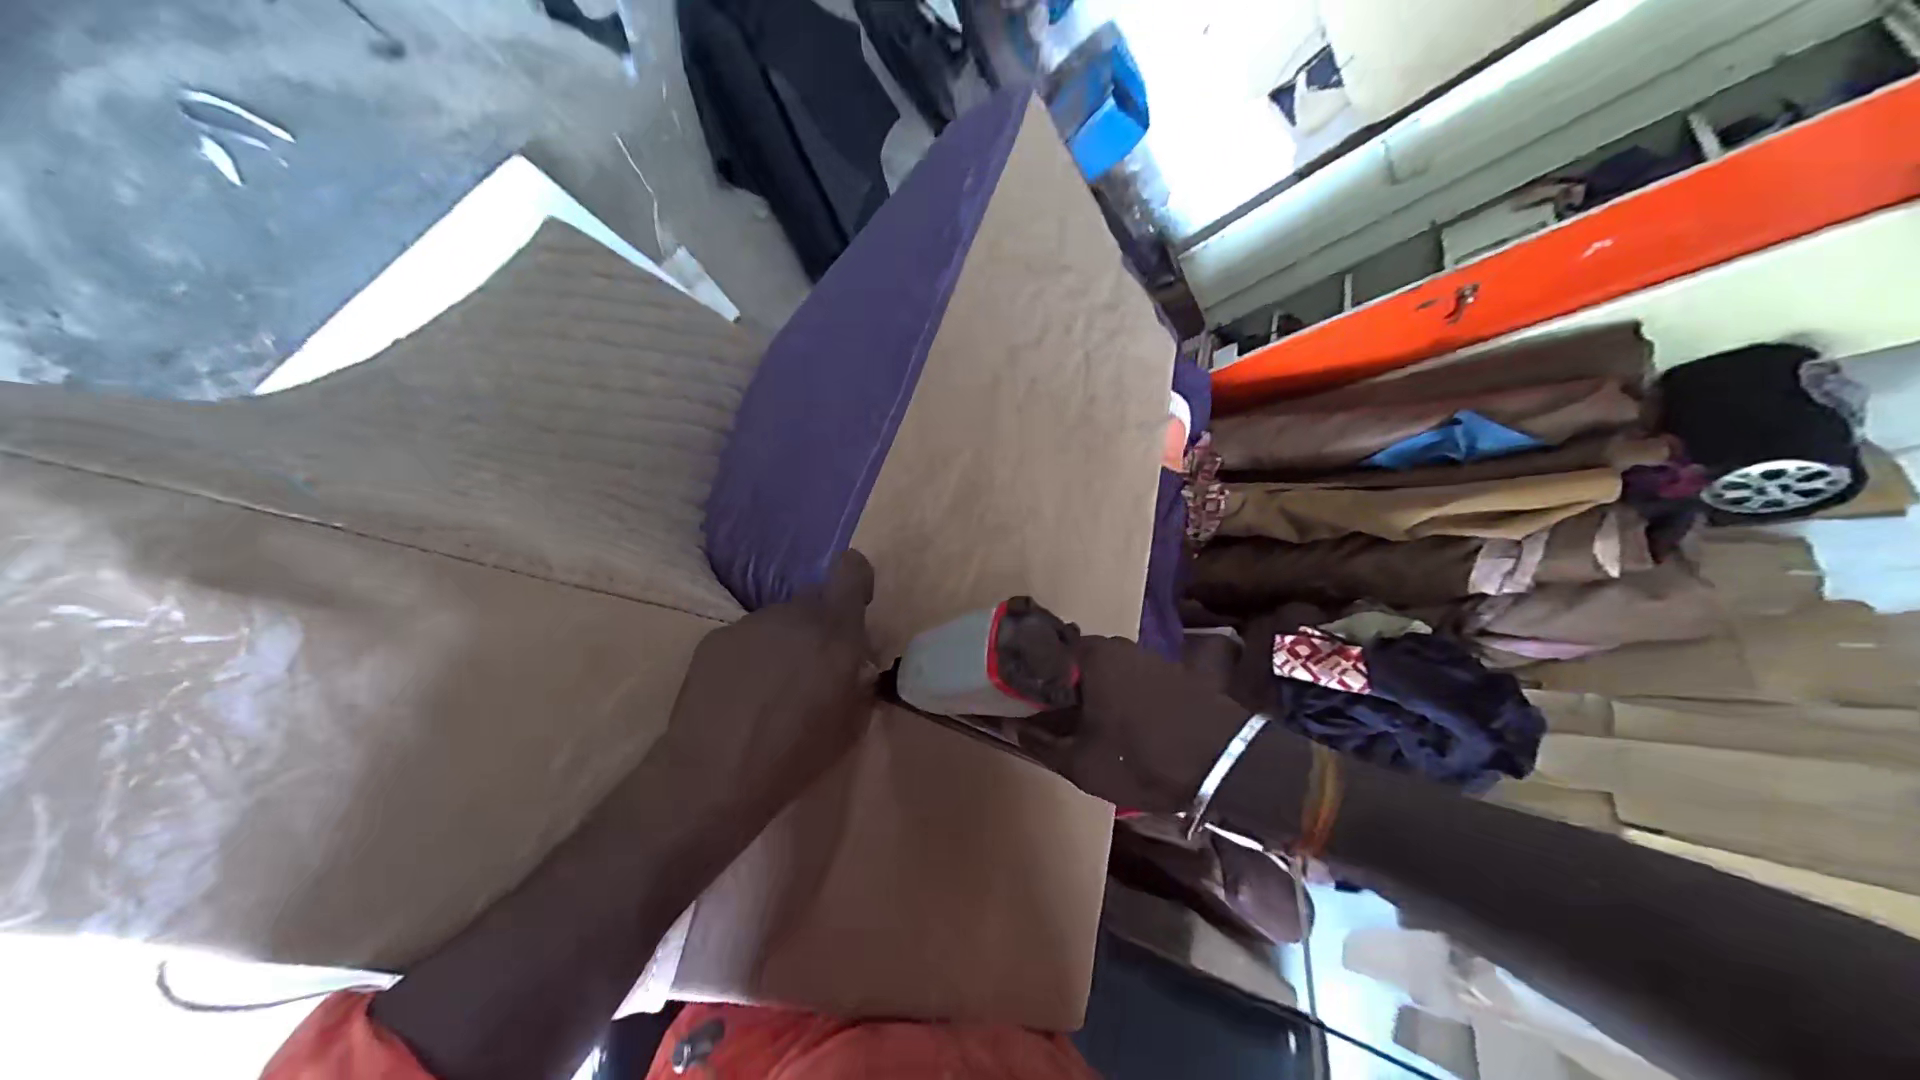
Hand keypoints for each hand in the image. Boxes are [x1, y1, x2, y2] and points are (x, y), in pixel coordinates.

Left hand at [658, 550, 877, 829]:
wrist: (714, 775)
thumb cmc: (795, 756)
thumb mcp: (849, 723)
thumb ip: (859, 680)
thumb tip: (858, 663)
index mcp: (836, 634)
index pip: (851, 572)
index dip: (855, 581)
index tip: (854, 607)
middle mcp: (795, 616)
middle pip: (814, 599)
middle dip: (819, 624)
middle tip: (811, 665)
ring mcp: (751, 623)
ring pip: (778, 620)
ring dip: (783, 642)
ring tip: (769, 687)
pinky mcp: (716, 637)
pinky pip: (746, 637)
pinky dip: (750, 656)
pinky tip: (738, 693)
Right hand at [1022, 636, 1257, 813]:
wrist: (1226, 763)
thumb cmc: (1144, 759)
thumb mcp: (1083, 764)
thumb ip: (1042, 743)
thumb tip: (1014, 727)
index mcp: (1089, 656)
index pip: (1040, 657)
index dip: (1024, 682)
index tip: (1016, 704)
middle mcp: (1116, 645)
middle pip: (1071, 663)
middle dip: (1057, 688)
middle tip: (1048, 719)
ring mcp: (1146, 655)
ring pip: (1101, 671)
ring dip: (1087, 693)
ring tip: (1080, 725)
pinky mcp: (1169, 671)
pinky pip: (1127, 678)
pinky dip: (1115, 695)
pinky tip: (1116, 724)